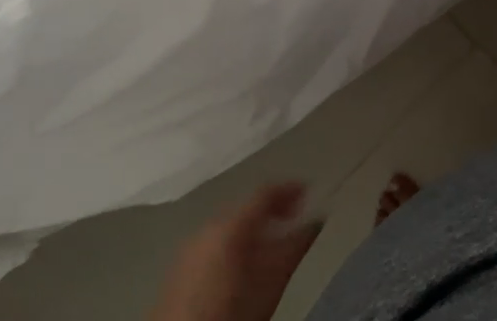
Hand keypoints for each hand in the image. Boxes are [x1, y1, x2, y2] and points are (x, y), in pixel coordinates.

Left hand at [148, 183, 322, 320]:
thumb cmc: (235, 309)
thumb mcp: (274, 278)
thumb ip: (297, 243)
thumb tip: (318, 218)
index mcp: (230, 226)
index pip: (264, 192)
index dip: (289, 188)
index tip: (309, 191)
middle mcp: (207, 229)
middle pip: (245, 208)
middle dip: (272, 210)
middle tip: (294, 217)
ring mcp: (189, 249)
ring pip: (229, 226)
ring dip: (253, 227)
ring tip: (272, 242)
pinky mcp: (179, 269)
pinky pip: (214, 242)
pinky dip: (234, 242)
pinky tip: (243, 263)